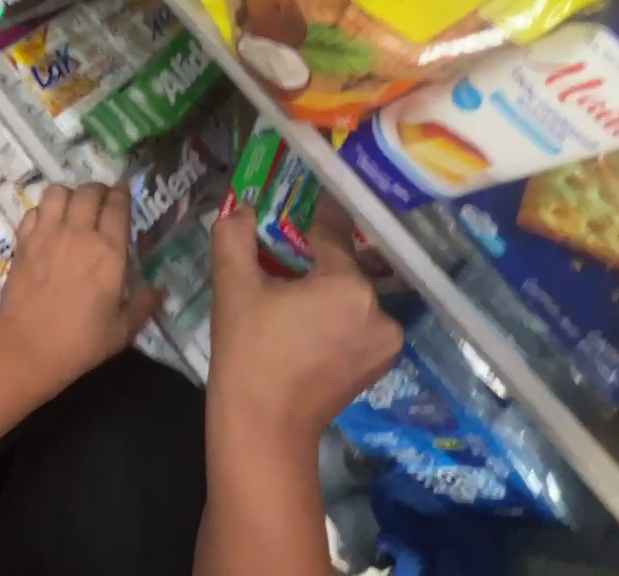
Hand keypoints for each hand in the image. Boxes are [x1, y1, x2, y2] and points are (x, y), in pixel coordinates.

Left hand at [0, 183, 161, 391]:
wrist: (28, 345)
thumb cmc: (80, 341)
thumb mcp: (122, 330)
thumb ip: (143, 305)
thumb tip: (160, 290)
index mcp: (109, 252)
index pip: (118, 207)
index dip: (122, 194)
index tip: (123, 191)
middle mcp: (78, 234)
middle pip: (88, 192)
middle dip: (97, 190)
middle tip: (101, 198)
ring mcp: (47, 234)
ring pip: (57, 192)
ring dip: (68, 194)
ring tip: (73, 206)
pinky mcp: (23, 240)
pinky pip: (34, 210)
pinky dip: (43, 210)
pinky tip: (48, 223)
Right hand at [209, 193, 401, 447]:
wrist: (264, 421)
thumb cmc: (248, 347)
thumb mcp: (233, 283)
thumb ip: (234, 235)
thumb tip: (242, 208)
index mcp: (349, 286)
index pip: (331, 233)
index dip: (309, 214)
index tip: (298, 196)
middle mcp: (380, 310)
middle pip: (342, 266)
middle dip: (311, 257)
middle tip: (278, 252)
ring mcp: (385, 342)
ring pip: (350, 294)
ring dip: (323, 286)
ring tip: (287, 289)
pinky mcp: (379, 364)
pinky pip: (356, 320)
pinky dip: (333, 313)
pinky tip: (301, 319)